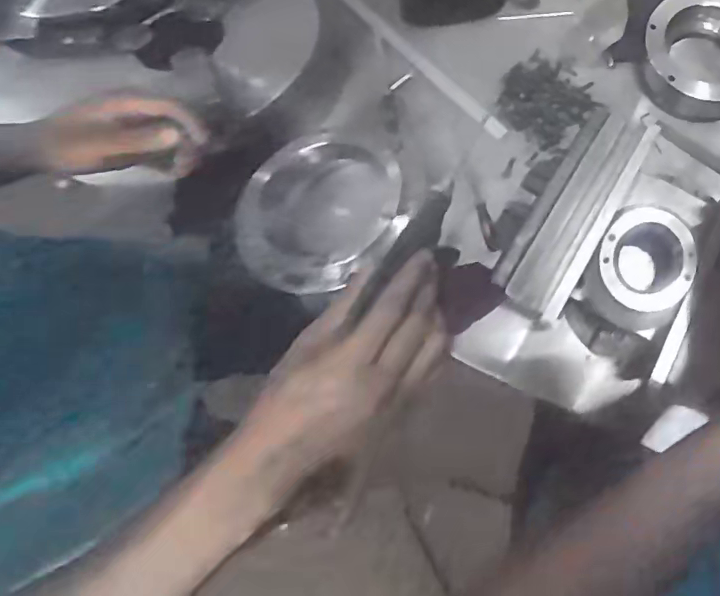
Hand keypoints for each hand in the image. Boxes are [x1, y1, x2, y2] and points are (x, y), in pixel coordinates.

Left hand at [34, 96, 207, 175]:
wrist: (27, 153)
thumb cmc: (63, 145)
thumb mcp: (99, 144)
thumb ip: (138, 139)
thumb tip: (177, 135)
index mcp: (129, 101)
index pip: (172, 106)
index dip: (192, 122)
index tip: (204, 143)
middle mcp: (136, 108)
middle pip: (174, 119)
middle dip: (188, 140)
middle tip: (192, 162)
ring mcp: (132, 123)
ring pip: (168, 133)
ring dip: (179, 151)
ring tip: (181, 170)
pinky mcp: (128, 138)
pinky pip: (156, 144)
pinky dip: (166, 157)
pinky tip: (169, 171)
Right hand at [229, 256, 446, 501]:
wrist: (279, 465)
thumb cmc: (283, 400)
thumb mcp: (304, 349)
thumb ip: (343, 308)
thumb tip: (371, 271)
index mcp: (351, 362)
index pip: (393, 308)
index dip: (411, 277)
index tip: (423, 254)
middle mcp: (384, 380)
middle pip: (420, 323)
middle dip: (429, 288)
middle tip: (433, 266)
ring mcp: (400, 398)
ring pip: (436, 345)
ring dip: (439, 314)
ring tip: (434, 294)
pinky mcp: (407, 412)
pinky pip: (436, 369)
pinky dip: (440, 343)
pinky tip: (434, 328)